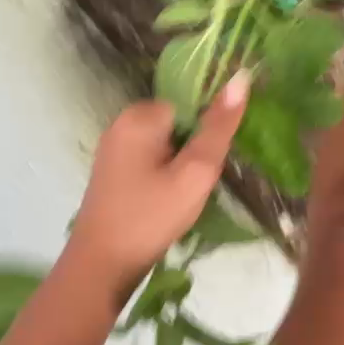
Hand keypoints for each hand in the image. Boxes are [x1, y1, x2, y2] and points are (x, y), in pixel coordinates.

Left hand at [65, 72, 250, 282]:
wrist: (102, 267)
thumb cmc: (151, 216)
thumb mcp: (196, 171)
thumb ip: (220, 126)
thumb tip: (242, 77)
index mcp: (139, 116)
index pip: (193, 101)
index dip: (212, 125)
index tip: (215, 156)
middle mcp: (122, 123)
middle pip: (182, 118)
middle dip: (200, 142)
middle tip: (203, 177)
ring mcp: (116, 146)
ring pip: (172, 138)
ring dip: (187, 158)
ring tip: (190, 188)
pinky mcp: (117, 168)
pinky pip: (157, 153)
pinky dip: (172, 168)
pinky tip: (174, 194)